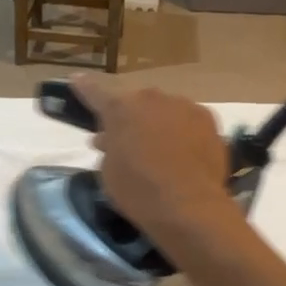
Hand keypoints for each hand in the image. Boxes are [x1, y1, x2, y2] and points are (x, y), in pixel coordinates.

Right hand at [69, 75, 242, 250]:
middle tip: (127, 139)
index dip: (85, 87)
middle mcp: (151, 98)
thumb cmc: (137, 190)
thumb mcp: (108, 171)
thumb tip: (109, 139)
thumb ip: (108, 147)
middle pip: (136, 103)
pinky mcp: (208, 119)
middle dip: (130, 117)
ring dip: (159, 124)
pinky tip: (185, 154)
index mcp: (119, 108)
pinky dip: (184, 133)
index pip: (95, 91)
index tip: (77, 80)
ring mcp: (183, 105)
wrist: (188, 205)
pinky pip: (189, 122)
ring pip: (165, 110)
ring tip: (161, 150)